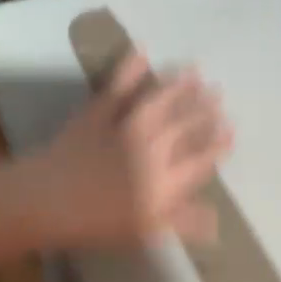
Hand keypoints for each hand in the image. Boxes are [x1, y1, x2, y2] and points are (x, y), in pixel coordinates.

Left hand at [22, 54, 232, 247]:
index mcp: (165, 183)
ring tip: (194, 71)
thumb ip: (179, 220)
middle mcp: (151, 152)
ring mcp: (124, 128)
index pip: (199, 162)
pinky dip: (129, 68)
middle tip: (218, 92)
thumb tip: (214, 220)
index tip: (230, 129)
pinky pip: (116, 87)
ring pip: (157, 103)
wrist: (50, 199)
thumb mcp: (143, 230)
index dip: (216, 146)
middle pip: (182, 127)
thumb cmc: (94, 222)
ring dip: (177, 86)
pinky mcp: (96, 113)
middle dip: (202, 110)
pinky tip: (140, 51)